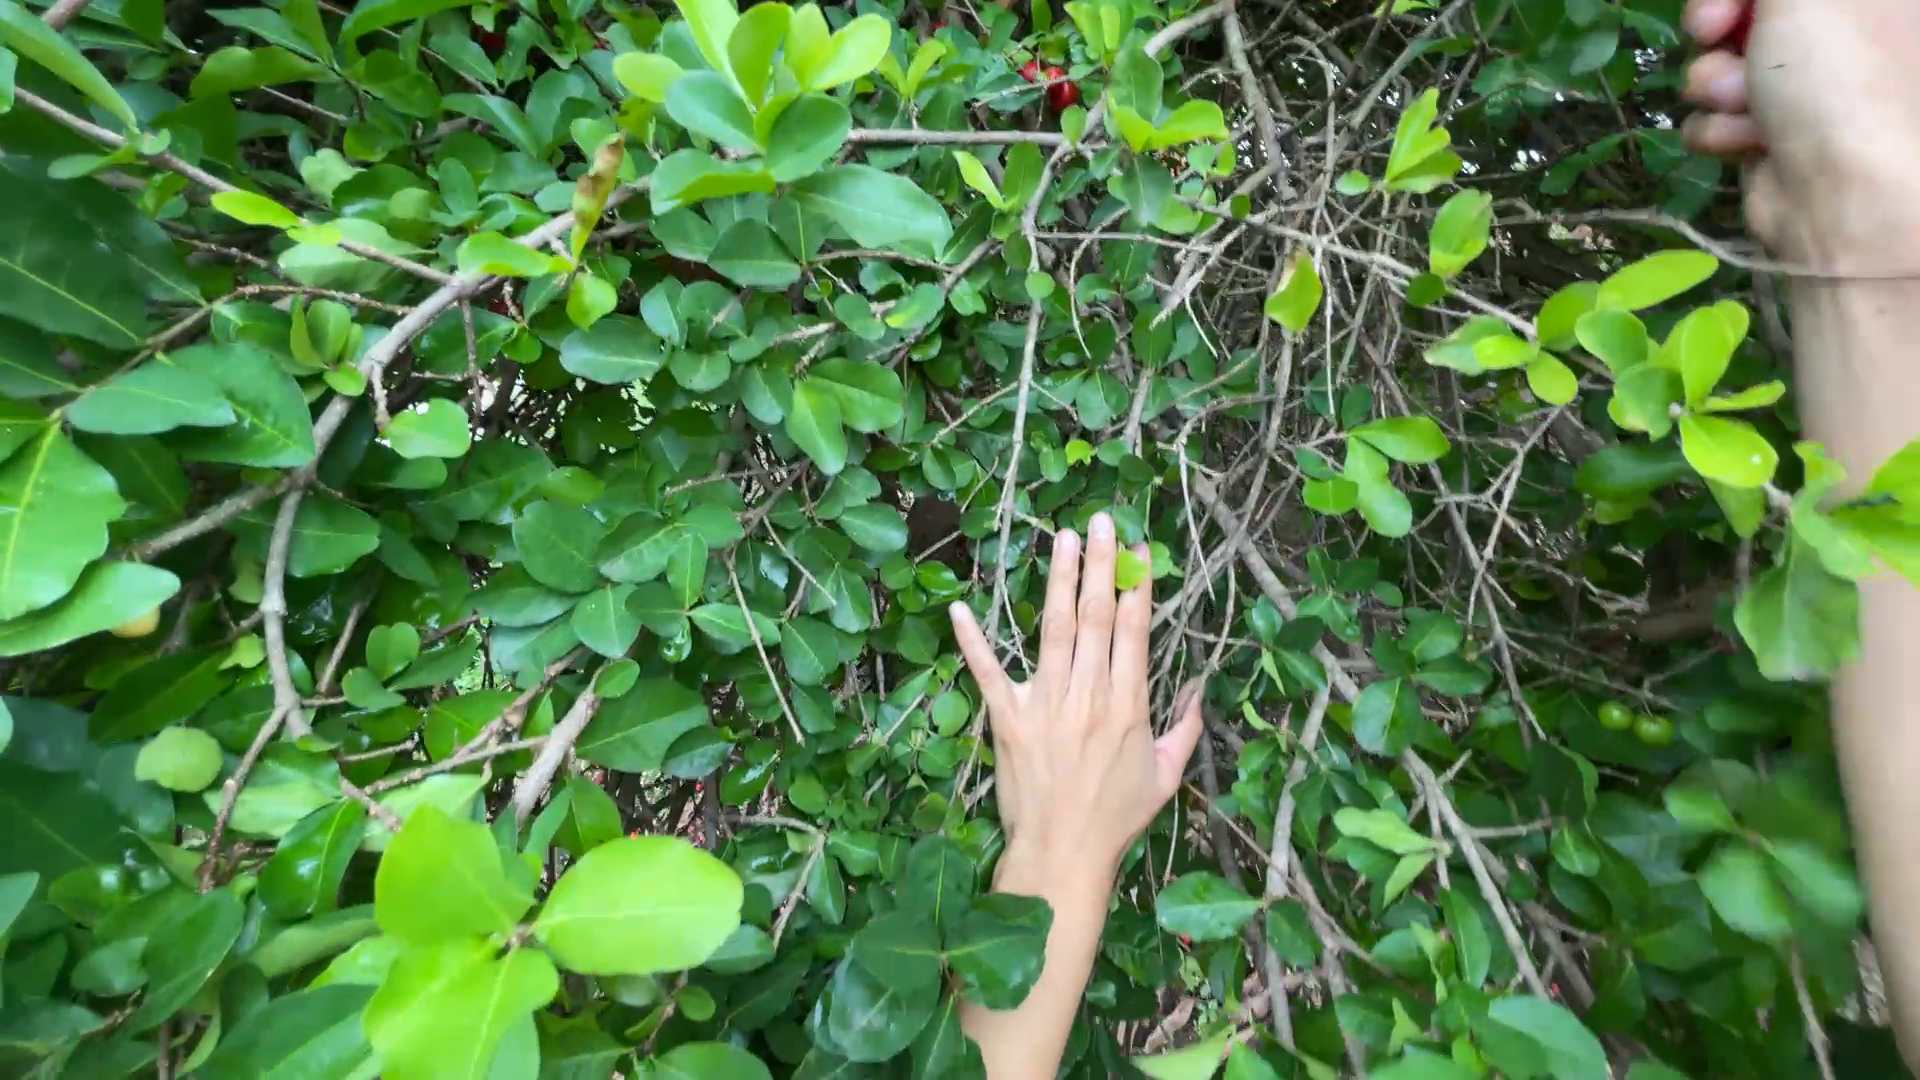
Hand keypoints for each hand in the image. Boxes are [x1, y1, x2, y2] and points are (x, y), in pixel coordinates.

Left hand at [949, 511, 1203, 890]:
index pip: (1134, 630)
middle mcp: (1089, 694)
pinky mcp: (1008, 717)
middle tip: (1100, 522)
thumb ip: (1184, 729)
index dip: (1137, 585)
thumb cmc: (1115, 817)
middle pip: (1096, 617)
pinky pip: (988, 672)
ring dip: (1059, 581)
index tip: (1138, 548)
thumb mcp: (1166, 777)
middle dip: (1101, 565)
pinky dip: (972, 640)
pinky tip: (958, 608)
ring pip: (1055, 630)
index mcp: (1129, 705)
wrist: (1064, 855)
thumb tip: (1199, 688)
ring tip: (1061, 539)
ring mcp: (1046, 703)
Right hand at [1682, 0, 1919, 266]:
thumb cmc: (1839, 74)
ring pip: (1725, 69)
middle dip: (1718, 35)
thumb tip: (1743, 1)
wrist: (1841, 184)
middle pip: (1751, 18)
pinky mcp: (1774, 129)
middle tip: (1712, 38)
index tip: (1719, 10)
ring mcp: (1810, 82)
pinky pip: (1720, 118)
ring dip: (1714, 87)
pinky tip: (1744, 139)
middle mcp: (1852, 26)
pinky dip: (1720, 129)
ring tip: (1740, 105)